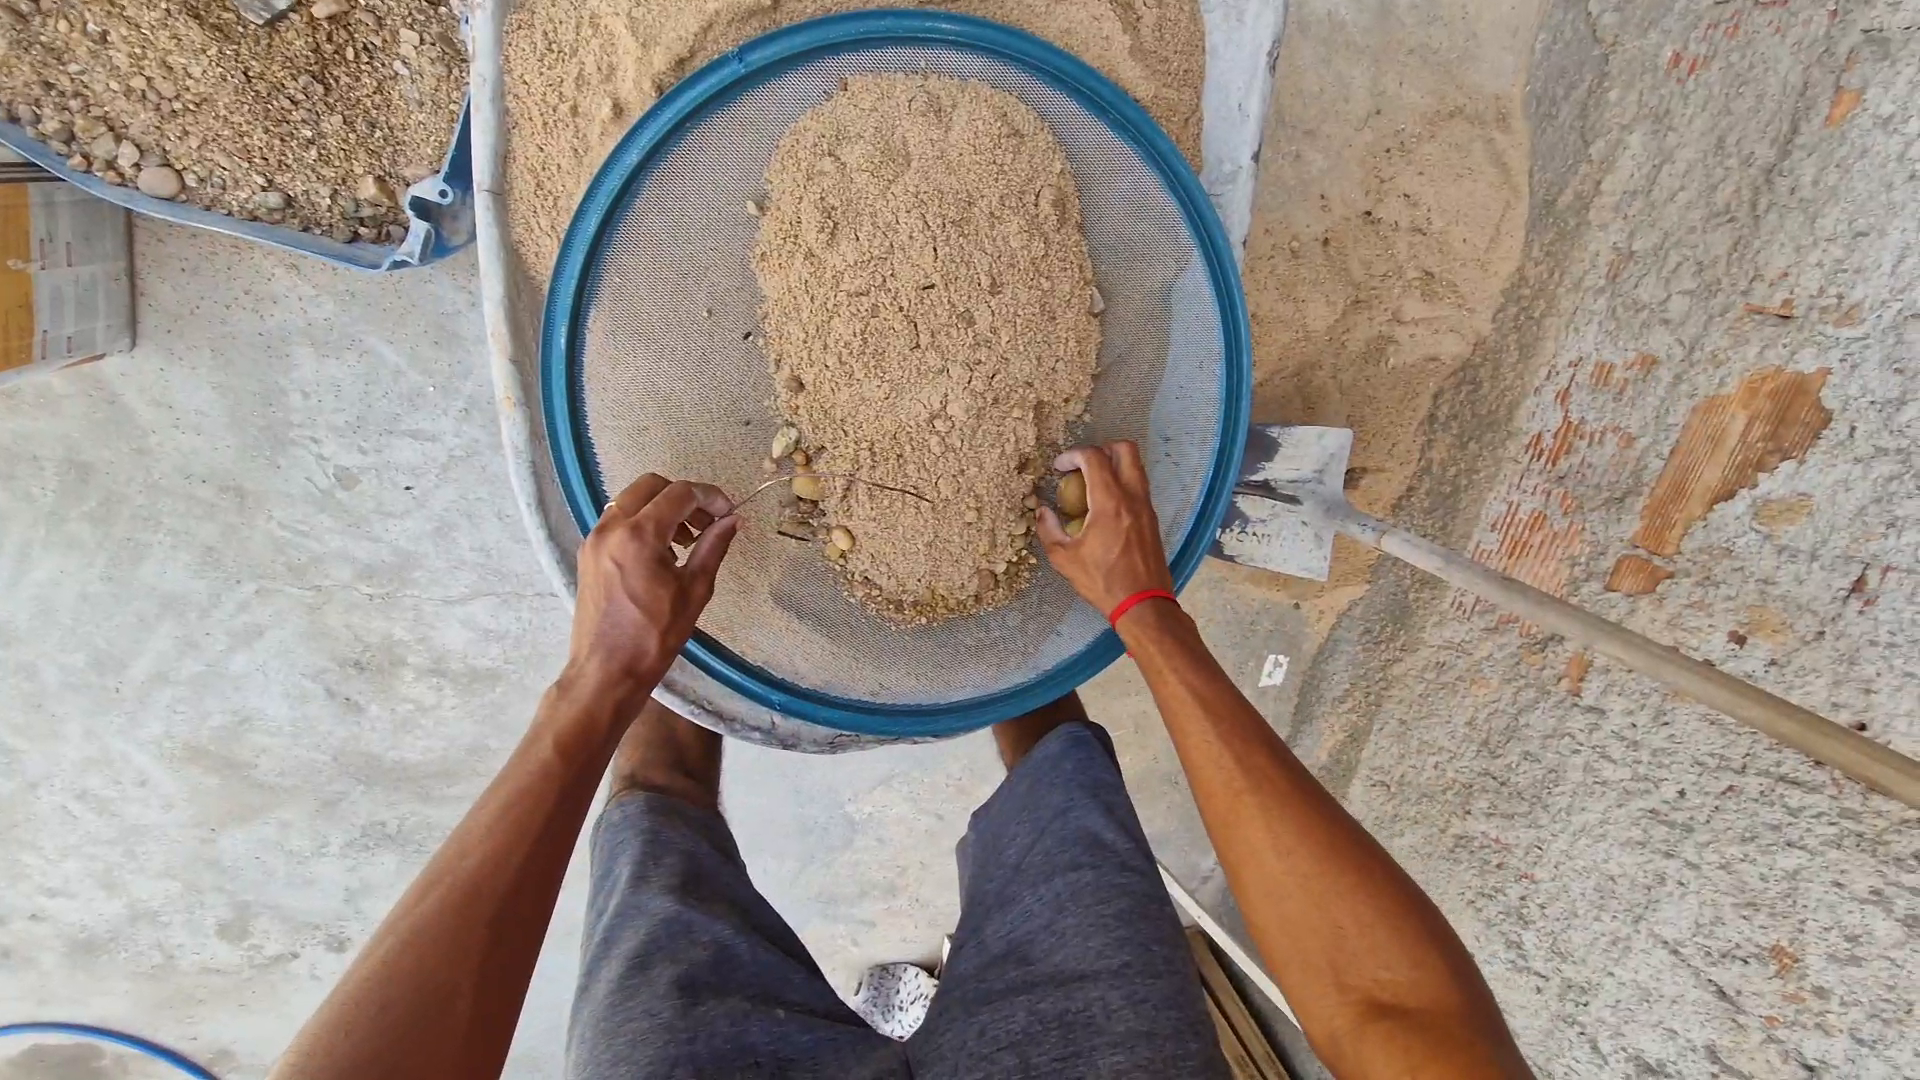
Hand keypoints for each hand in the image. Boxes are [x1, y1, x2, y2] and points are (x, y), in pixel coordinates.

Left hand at [568, 474, 738, 706]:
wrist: (607, 671)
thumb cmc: (655, 636)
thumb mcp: (695, 590)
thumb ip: (713, 547)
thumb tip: (732, 520)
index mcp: (639, 536)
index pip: (680, 494)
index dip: (710, 497)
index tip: (729, 513)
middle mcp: (611, 528)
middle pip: (651, 485)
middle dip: (684, 496)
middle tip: (708, 522)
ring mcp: (594, 539)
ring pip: (632, 500)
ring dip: (664, 508)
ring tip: (688, 539)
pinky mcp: (588, 553)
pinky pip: (619, 520)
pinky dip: (644, 522)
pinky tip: (663, 552)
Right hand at [1036, 441, 1173, 615]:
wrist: (1143, 603)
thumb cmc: (1102, 581)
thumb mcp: (1064, 559)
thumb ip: (1049, 530)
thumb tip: (1043, 512)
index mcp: (1110, 502)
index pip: (1094, 457)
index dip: (1073, 455)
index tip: (1059, 468)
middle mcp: (1133, 497)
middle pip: (1124, 449)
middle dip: (1100, 448)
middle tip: (1081, 466)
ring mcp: (1147, 506)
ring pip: (1135, 466)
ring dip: (1113, 465)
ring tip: (1091, 484)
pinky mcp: (1152, 519)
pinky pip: (1138, 486)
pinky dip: (1121, 483)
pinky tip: (1104, 505)